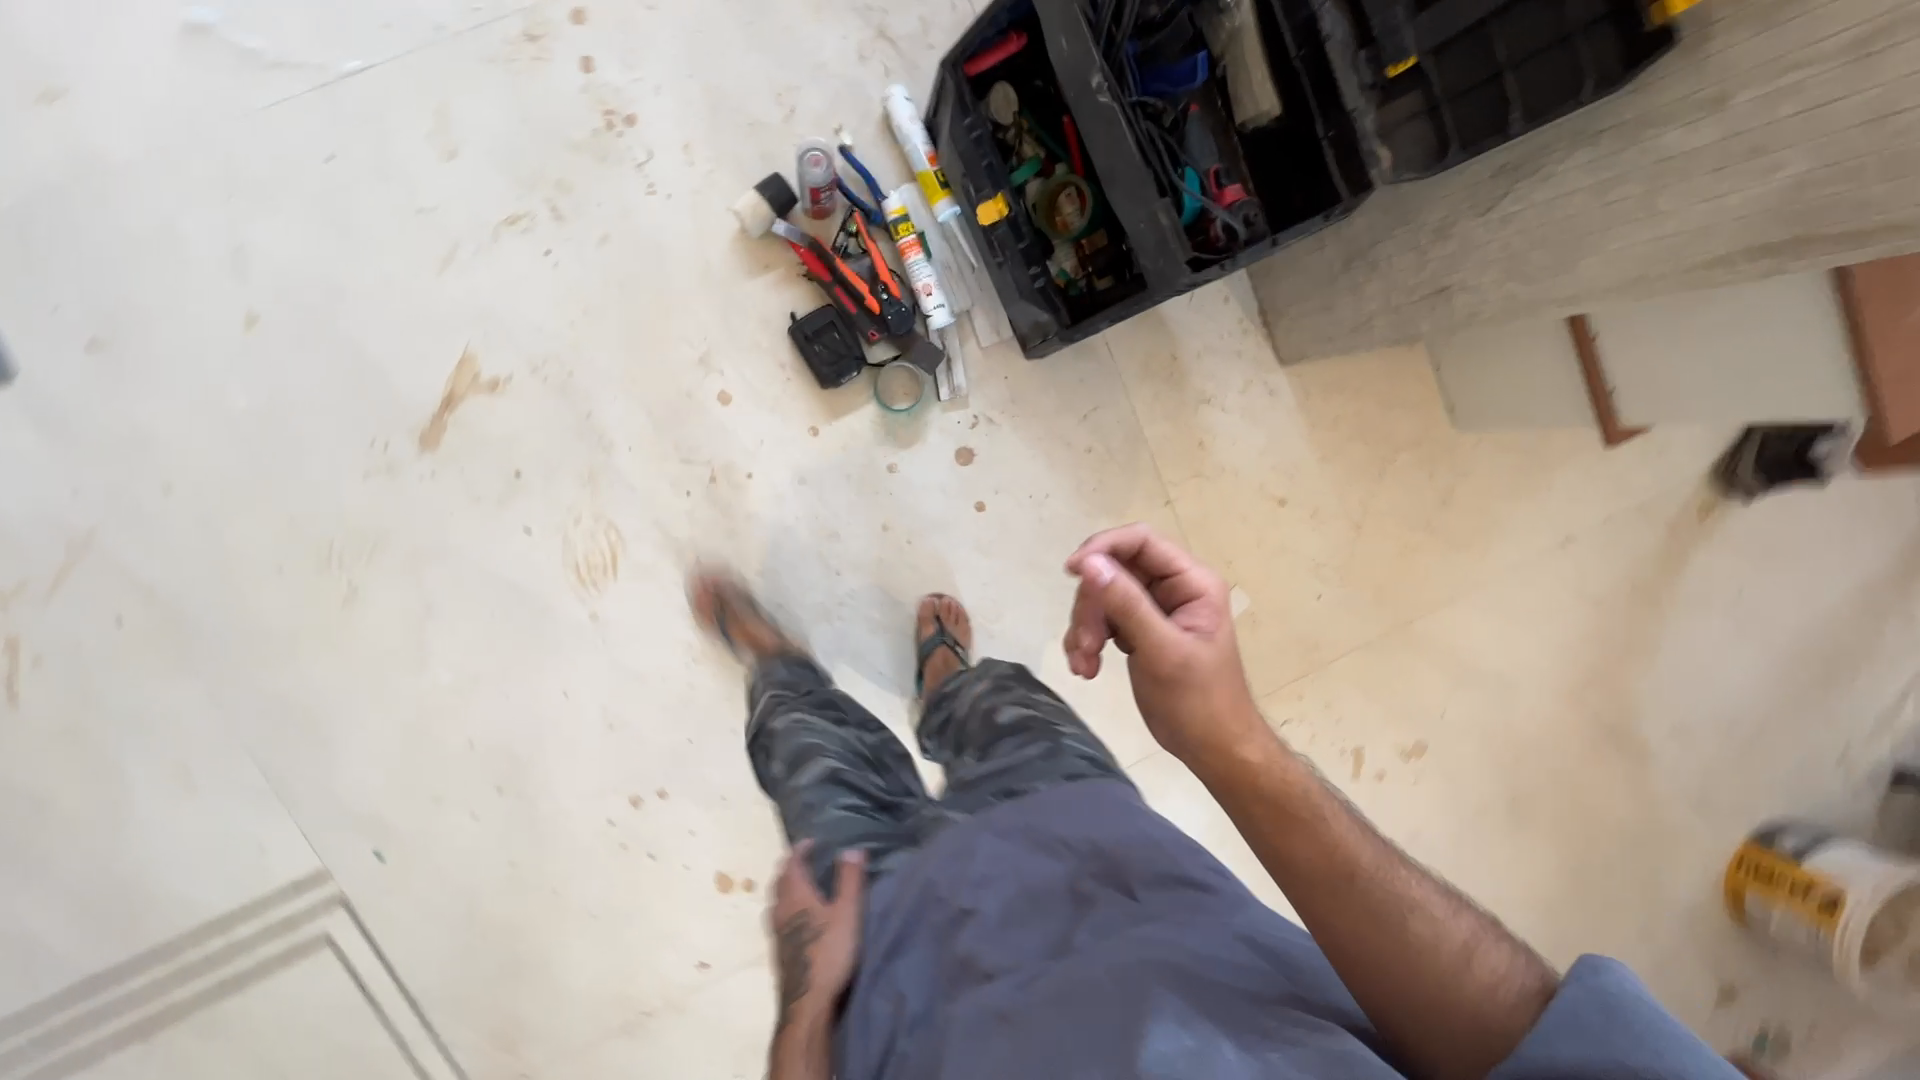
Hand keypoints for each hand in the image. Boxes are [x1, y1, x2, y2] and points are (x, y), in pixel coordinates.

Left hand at [769, 841, 866, 1032]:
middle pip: (780, 880)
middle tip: (806, 859)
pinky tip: (800, 918)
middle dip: (791, 866)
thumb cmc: (829, 952)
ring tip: (802, 884)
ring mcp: (776, 932)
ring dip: (787, 887)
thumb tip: (851, 848)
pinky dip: (788, 906)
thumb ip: (850, 879)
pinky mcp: (779, 950)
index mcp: (795, 895)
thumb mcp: (847, 912)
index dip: (800, 850)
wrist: (807, 1003)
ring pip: (777, 900)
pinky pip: (779, 917)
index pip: (791, 863)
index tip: (811, 841)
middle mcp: (780, 909)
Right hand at [1063, 524, 1269, 768]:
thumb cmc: (1199, 701)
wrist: (1213, 749)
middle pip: (1114, 570)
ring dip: (1085, 628)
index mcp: (1191, 582)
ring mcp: (1155, 610)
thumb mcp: (1161, 651)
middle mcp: (1173, 588)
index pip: (1140, 541)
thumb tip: (1089, 563)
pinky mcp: (1139, 632)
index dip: (1102, 548)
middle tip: (1084, 644)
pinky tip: (1087, 668)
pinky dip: (1087, 642)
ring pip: (1103, 597)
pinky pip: (1103, 621)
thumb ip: (1126, 604)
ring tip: (1085, 663)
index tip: (1072, 573)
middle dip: (1092, 605)